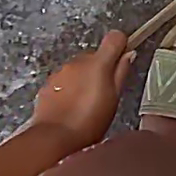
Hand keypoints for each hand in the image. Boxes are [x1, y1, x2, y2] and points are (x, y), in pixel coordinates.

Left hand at [32, 30, 134, 146]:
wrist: (53, 138)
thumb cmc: (90, 120)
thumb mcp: (114, 97)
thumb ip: (121, 72)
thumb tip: (128, 54)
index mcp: (99, 63)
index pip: (115, 37)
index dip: (121, 45)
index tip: (122, 60)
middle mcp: (78, 61)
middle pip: (95, 55)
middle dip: (101, 68)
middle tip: (104, 91)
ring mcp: (60, 72)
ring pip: (79, 68)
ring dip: (84, 78)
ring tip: (85, 102)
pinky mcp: (48, 84)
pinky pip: (64, 79)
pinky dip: (69, 87)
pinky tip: (70, 106)